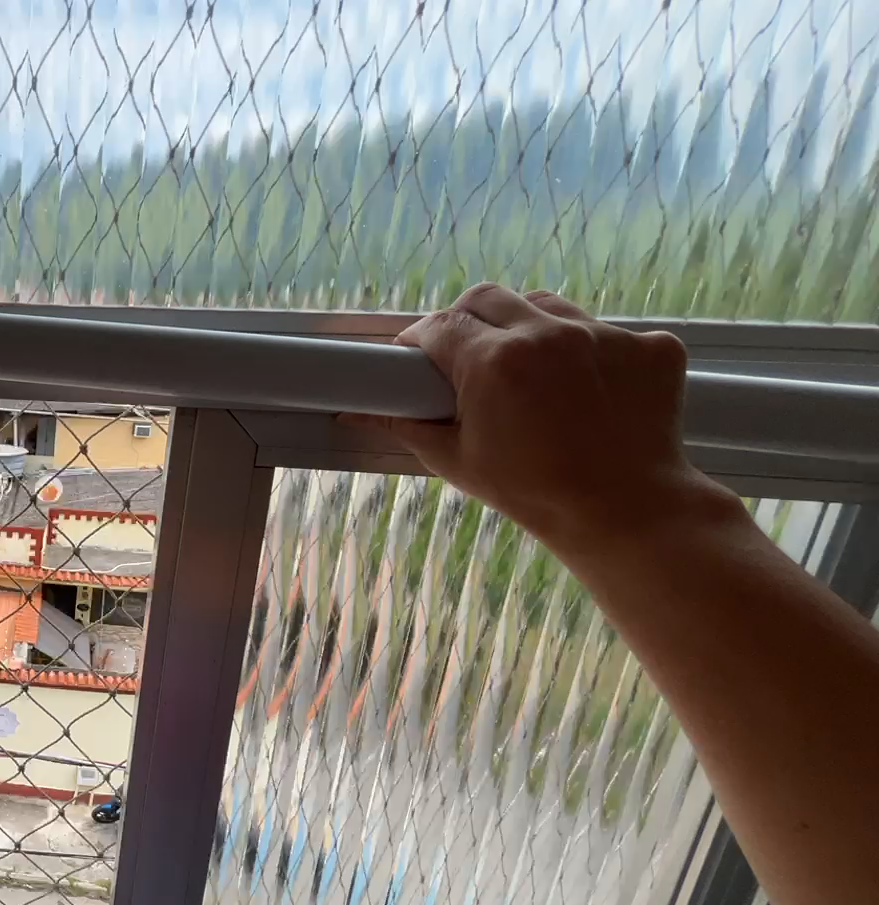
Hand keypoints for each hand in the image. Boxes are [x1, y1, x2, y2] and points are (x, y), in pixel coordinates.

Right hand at [348, 283, 733, 549]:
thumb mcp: (451, 457)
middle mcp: (547, 336)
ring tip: (518, 366)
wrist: (622, 508)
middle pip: (486, 297)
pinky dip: (580, 349)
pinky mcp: (649, 347)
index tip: (411, 354)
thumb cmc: (527, 488)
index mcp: (492, 362)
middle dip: (462, 320)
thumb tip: (354, 415)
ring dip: (520, 325)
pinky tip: (574, 386)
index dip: (417, 339)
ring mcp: (604, 337)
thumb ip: (403, 424)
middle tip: (458, 354)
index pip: (438, 325)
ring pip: (543, 305)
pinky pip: (601, 329)